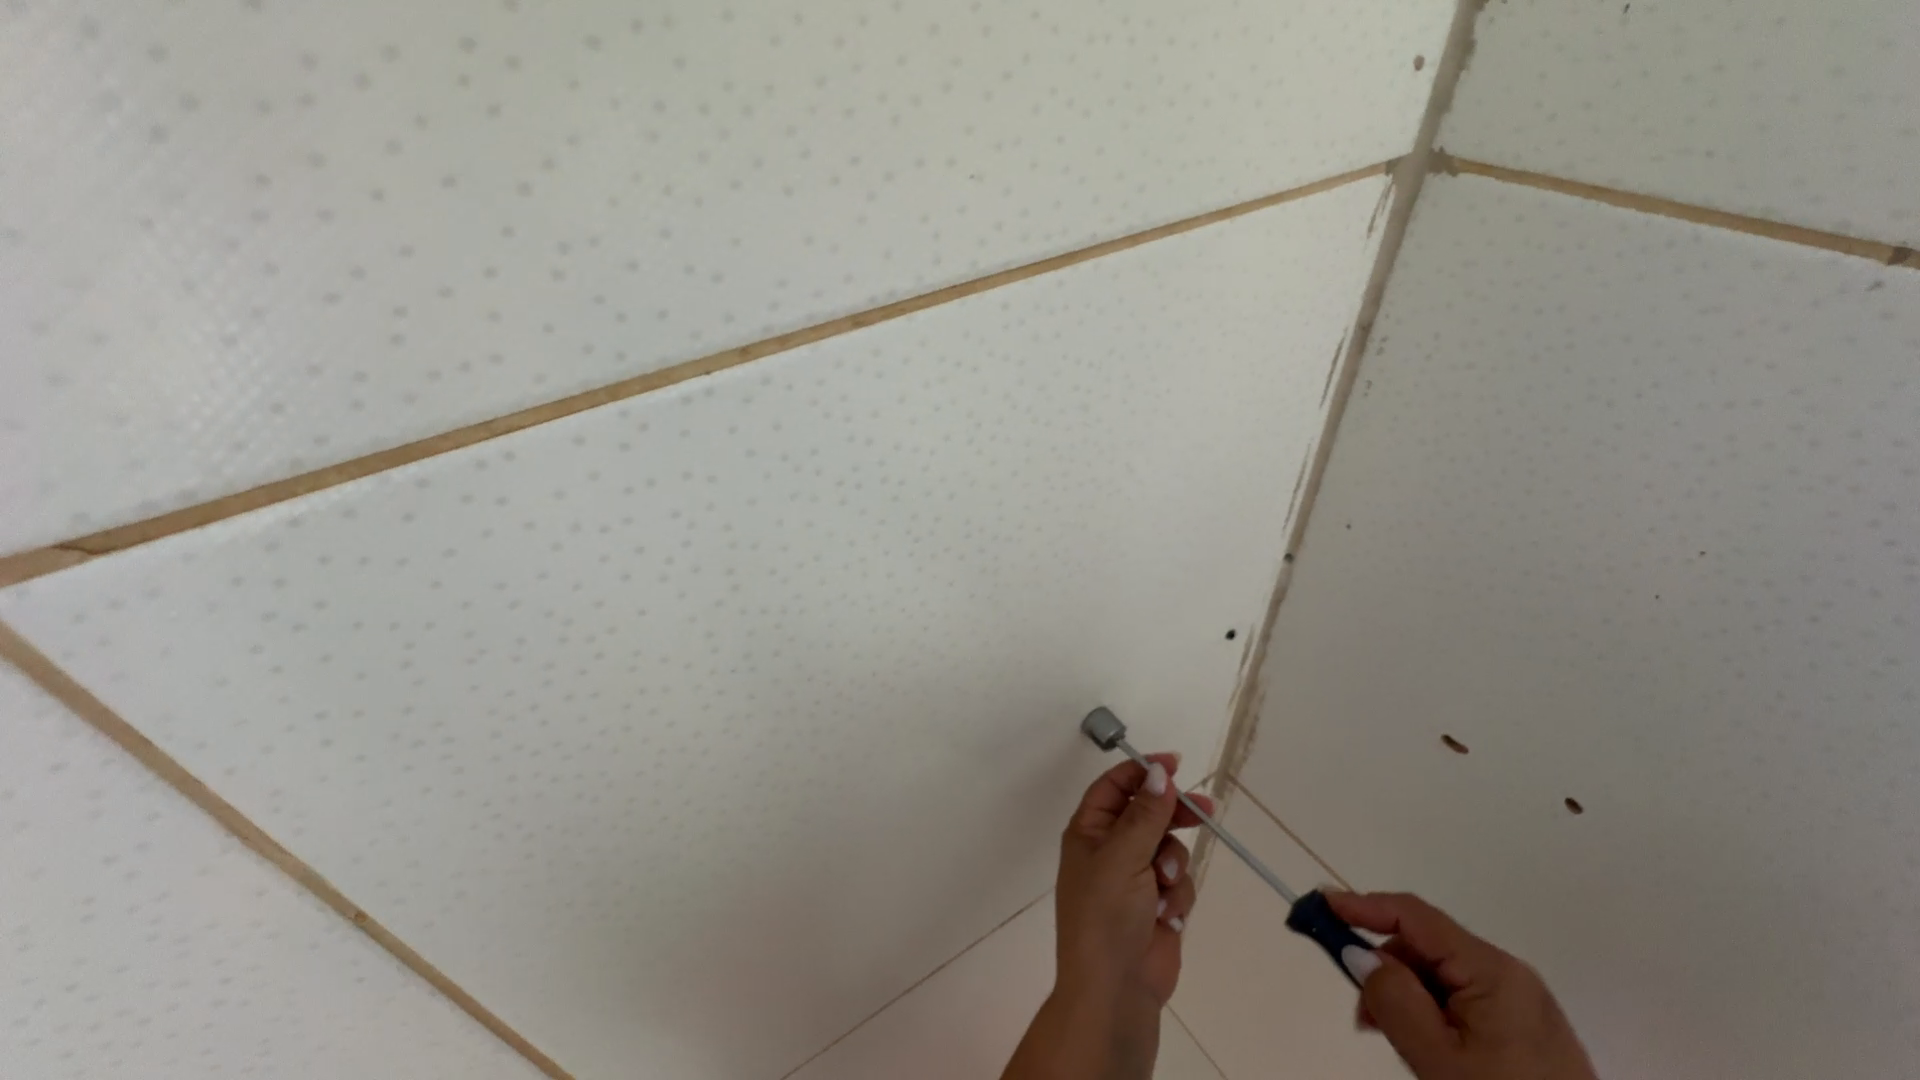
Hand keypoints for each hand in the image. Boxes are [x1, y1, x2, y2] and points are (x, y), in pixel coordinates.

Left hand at [1054, 753, 1212, 1005]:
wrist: (1116, 988)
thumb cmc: (1107, 914)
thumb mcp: (1123, 856)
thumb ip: (1145, 813)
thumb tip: (1158, 772)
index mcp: (1089, 832)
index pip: (1115, 787)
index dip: (1142, 772)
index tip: (1175, 763)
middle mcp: (1110, 850)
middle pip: (1149, 814)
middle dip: (1174, 815)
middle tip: (1205, 808)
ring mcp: (1135, 878)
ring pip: (1170, 848)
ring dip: (1174, 865)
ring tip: (1165, 887)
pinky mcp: (1158, 904)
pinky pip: (1179, 882)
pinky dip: (1177, 896)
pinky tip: (1167, 917)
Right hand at [1327, 891, 1597, 1079]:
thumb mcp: (1436, 1057)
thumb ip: (1392, 998)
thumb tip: (1360, 953)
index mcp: (1492, 970)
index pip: (1414, 916)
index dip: (1362, 905)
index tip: (1318, 905)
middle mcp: (1510, 973)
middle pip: (1425, 946)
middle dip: (1384, 968)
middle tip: (1360, 1014)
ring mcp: (1522, 1000)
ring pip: (1441, 975)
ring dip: (1406, 996)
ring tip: (1393, 1039)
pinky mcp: (1527, 1027)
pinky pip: (1463, 999)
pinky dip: (1432, 1012)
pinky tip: (1425, 1046)